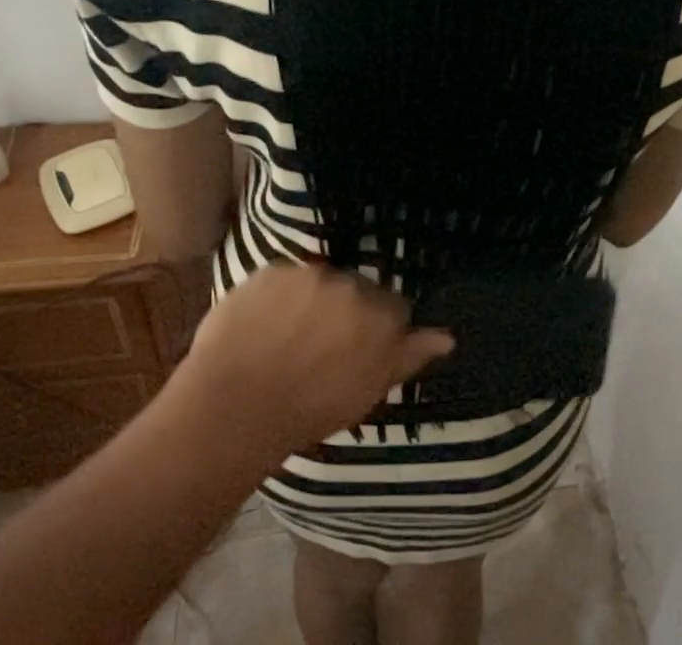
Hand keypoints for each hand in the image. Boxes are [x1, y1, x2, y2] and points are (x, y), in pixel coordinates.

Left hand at [174, 262, 454, 452]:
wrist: (235, 406)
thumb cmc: (309, 411)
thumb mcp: (368, 392)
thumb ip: (408, 357)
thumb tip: (446, 337)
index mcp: (381, 315)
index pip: (394, 309)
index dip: (375, 330)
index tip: (356, 352)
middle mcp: (351, 284)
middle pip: (357, 290)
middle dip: (344, 312)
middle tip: (319, 347)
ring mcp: (308, 274)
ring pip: (319, 282)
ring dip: (311, 301)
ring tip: (286, 337)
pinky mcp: (269, 270)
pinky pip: (283, 279)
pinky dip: (277, 298)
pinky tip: (262, 327)